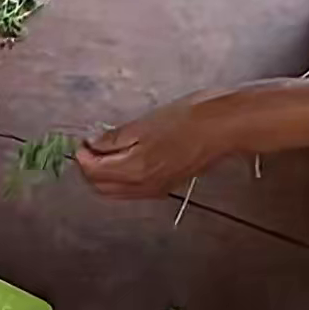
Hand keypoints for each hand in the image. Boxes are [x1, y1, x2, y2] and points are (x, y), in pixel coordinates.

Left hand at [77, 87, 267, 199]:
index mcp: (134, 169)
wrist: (227, 127)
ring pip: (114, 192)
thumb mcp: (147, 122)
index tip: (81, 143)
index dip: (83, 158)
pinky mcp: (163, 188)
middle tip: (88, 149)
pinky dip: (119, 180)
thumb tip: (93, 145)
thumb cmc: (192, 117)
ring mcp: (152, 191)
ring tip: (103, 154)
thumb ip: (116, 138)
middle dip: (89, 170)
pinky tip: (122, 164)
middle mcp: (140, 187)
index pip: (94, 171)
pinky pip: (130, 192)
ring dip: (103, 177)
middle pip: (101, 186)